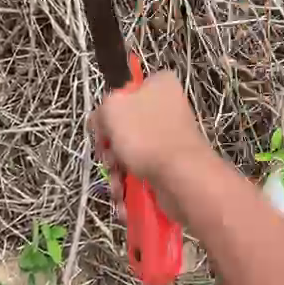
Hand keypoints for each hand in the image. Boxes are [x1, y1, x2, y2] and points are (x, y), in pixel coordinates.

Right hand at [89, 71, 216, 192]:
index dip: (108, 112)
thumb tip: (101, 121)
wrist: (182, 176)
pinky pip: (143, 174)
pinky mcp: (171, 166)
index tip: (102, 131)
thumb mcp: (112, 109)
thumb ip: (101, 109)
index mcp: (160, 84)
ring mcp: (170, 139)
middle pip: (125, 126)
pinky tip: (125, 200)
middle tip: (110, 160)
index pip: (125, 91)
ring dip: (117, 174)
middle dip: (111, 150)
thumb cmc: (146, 134)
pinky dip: (131, 188)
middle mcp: (168, 108)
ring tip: (118, 187)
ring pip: (131, 153)